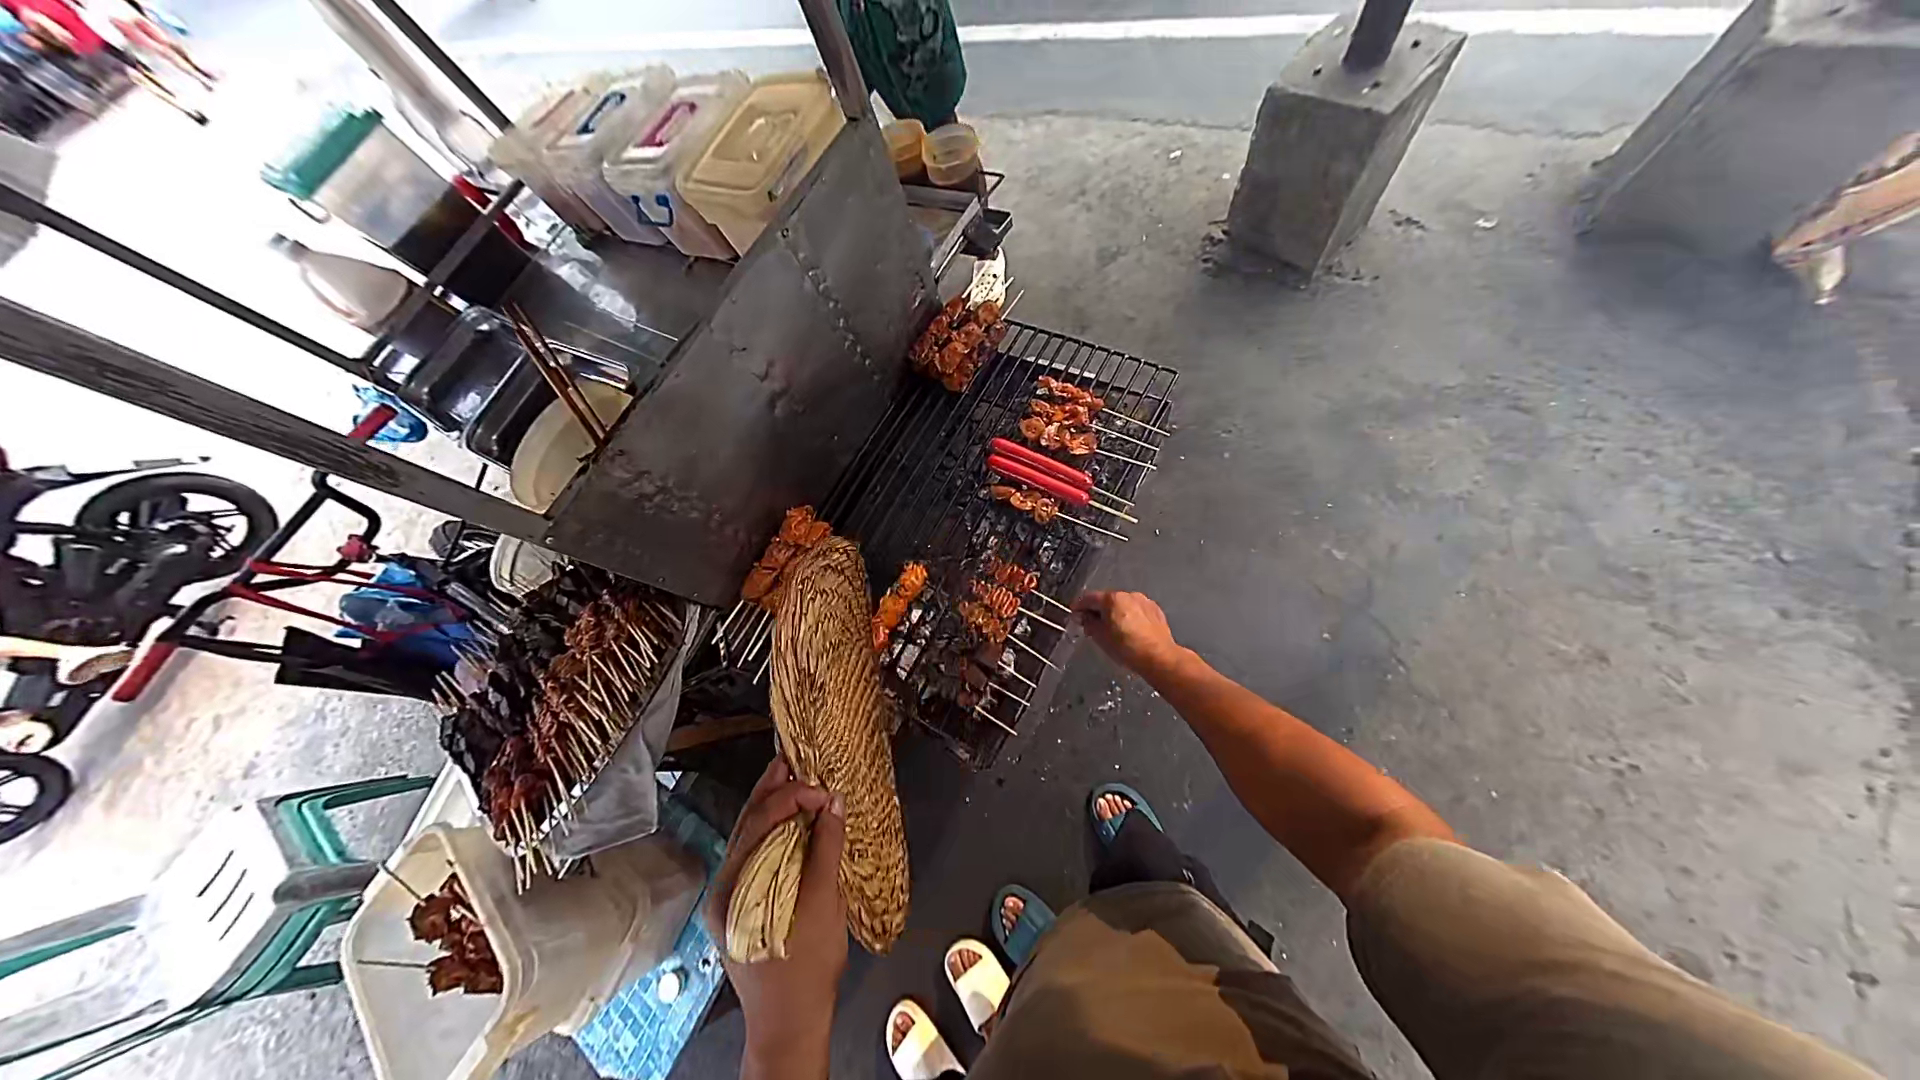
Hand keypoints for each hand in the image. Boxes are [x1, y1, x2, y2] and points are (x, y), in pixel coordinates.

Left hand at [704, 756, 846, 1079]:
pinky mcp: (747, 903)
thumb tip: (833, 803)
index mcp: (735, 886)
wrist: (790, 1025)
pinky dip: (778, 830)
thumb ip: (825, 849)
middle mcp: (726, 886)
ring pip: (753, 837)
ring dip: (775, 806)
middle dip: (773, 790)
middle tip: (795, 760)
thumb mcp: (822, 905)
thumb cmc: (806, 969)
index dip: (790, 797)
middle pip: (749, 823)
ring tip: (797, 779)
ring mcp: (734, 895)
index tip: (822, 790)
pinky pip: (760, 853)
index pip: (759, 822)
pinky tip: (796, 820)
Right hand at [1074, 590, 1185, 674]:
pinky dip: (1130, 617)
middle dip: (1098, 611)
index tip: (1075, 614)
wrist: (1158, 657)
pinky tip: (1130, 632)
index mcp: (1112, 599)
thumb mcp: (1099, 637)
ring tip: (1114, 631)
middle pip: (1106, 600)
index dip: (1079, 606)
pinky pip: (1136, 610)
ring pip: (1123, 605)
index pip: (1089, 598)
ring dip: (1115, 614)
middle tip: (1093, 626)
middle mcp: (1128, 595)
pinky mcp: (1155, 611)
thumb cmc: (1127, 648)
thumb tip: (1083, 617)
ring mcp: (1143, 602)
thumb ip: (1088, 623)